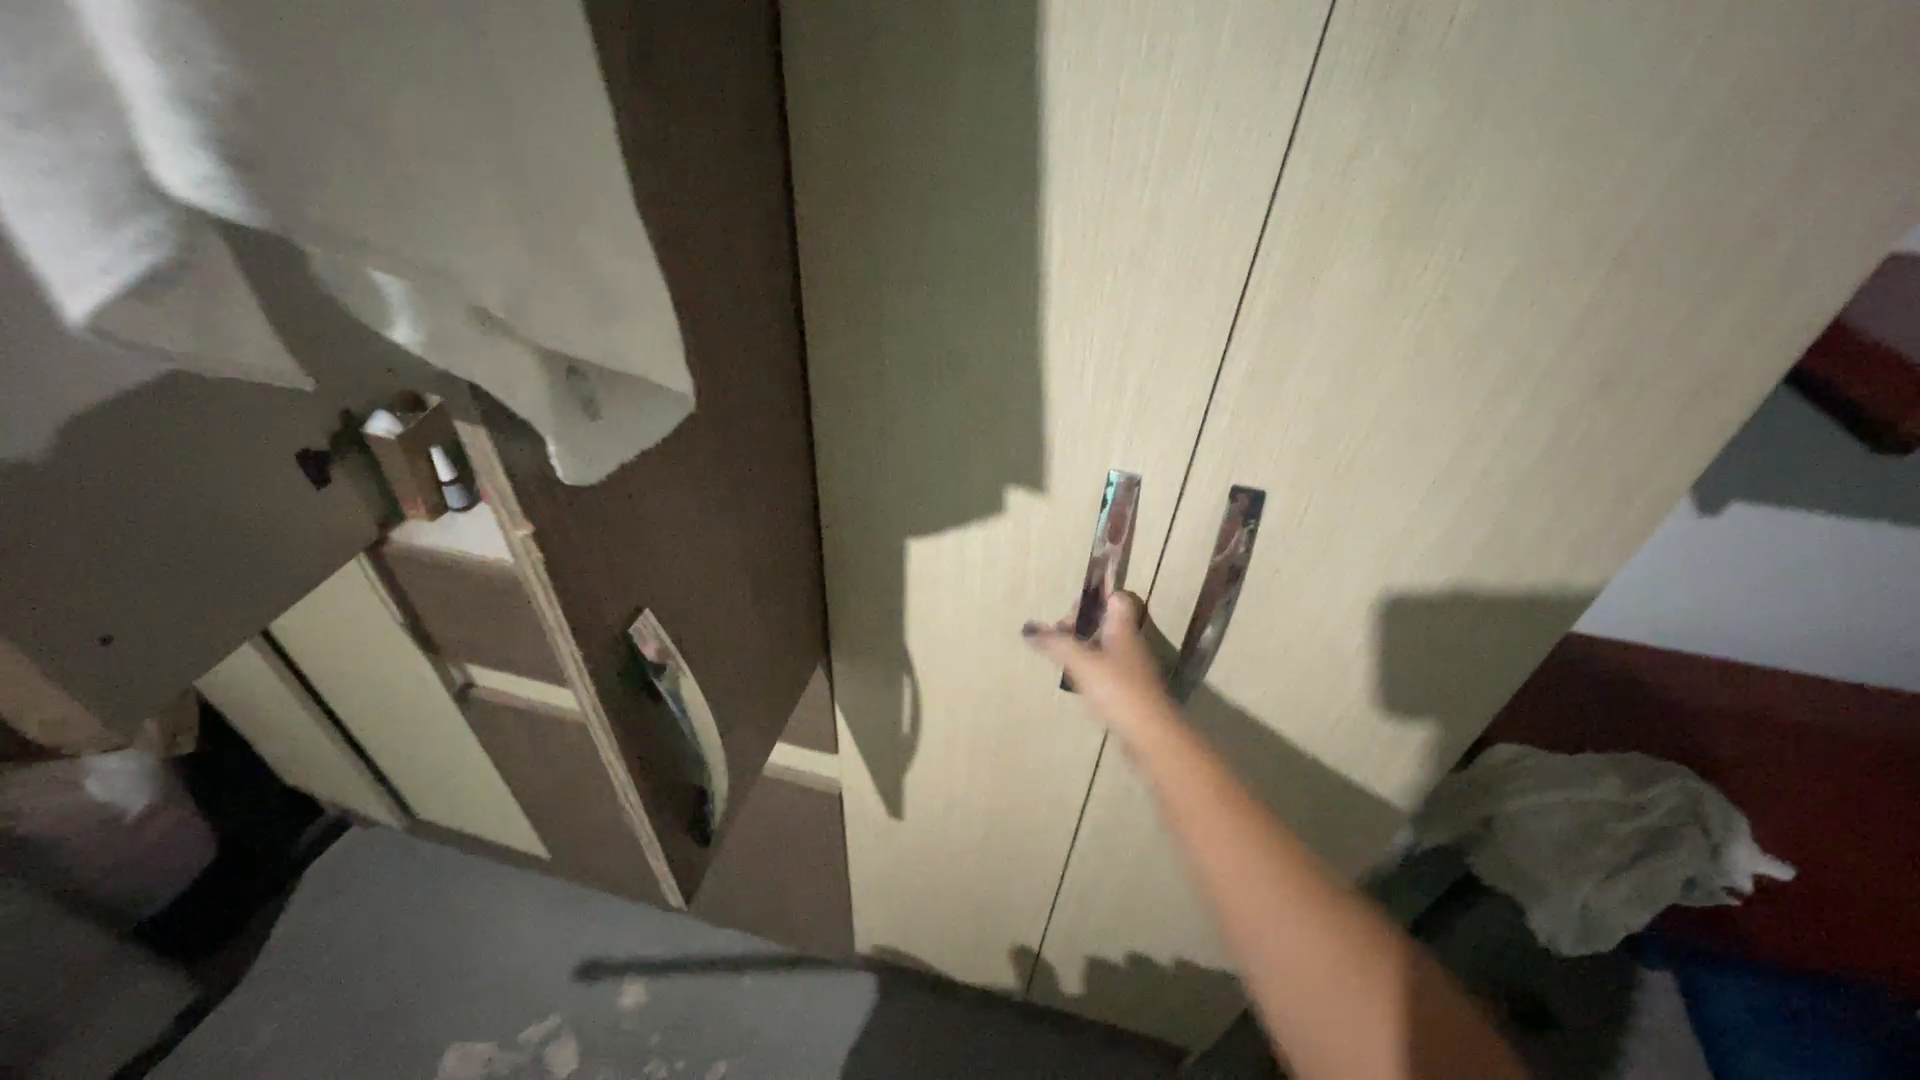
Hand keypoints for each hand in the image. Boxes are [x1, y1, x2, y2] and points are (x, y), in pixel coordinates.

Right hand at [1023, 591, 1179, 740]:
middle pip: (1107, 623)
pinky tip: (1077, 685)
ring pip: (1106, 648)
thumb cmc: (1117, 690)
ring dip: (1084, 651)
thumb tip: (1028, 629)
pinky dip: (1092, 672)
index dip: (1095, 597)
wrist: (1151, 734)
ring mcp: (1134, 668)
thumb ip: (1056, 644)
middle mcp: (1131, 643)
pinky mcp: (1132, 690)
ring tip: (1061, 661)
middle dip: (1081, 627)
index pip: (1117, 598)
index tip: (1069, 614)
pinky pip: (1109, 671)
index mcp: (1123, 628)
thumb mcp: (1081, 663)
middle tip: (1057, 640)